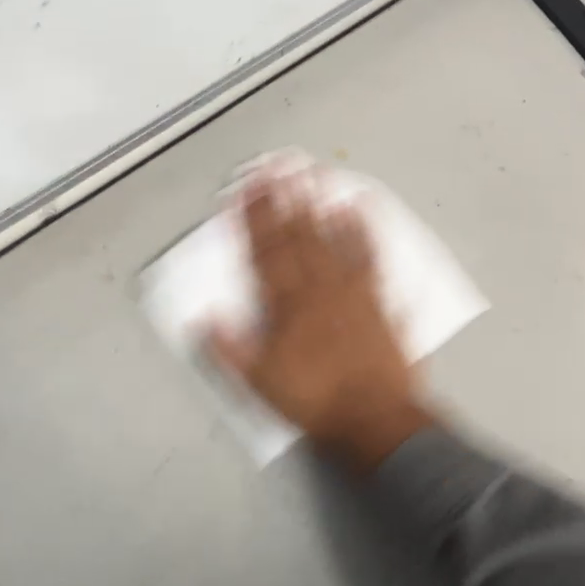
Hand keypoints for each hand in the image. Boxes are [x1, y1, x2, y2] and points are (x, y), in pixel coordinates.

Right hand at [205, 170, 433, 473]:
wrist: (373, 419)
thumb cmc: (316, 403)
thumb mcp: (257, 384)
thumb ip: (228, 348)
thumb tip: (204, 319)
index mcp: (285, 307)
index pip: (263, 252)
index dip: (251, 218)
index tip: (244, 189)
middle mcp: (319, 291)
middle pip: (296, 237)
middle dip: (282, 199)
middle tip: (276, 166)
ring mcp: (352, 293)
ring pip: (332, 239)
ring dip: (319, 205)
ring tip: (311, 174)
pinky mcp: (380, 303)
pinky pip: (371, 259)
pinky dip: (366, 232)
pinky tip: (360, 210)